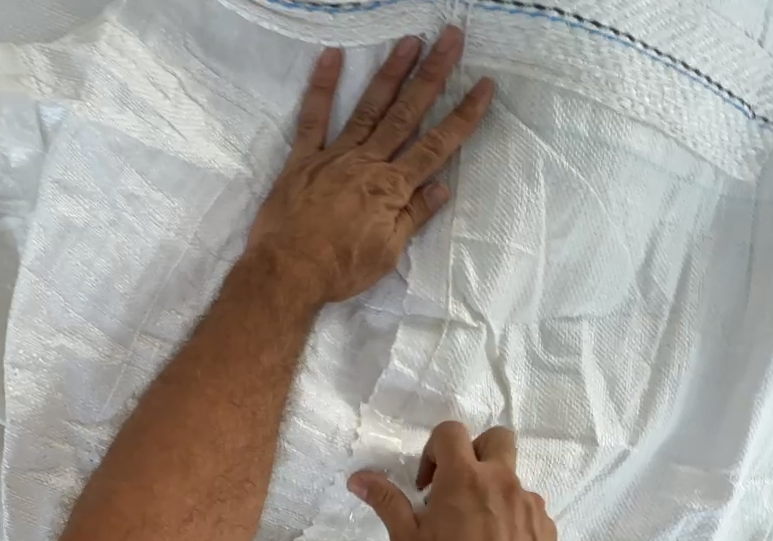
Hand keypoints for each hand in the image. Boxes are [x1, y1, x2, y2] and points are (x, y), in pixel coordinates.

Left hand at [245, 27, 493, 305]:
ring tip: (411, 41)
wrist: (288, 272)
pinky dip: (322, 86)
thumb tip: (442, 188)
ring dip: (391, 72)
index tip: (484, 86)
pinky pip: (313, 119)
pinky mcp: (302, 161)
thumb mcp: (387, 254)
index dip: (462, 117)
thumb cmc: (340, 270)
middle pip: (406, 114)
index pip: (436, 147)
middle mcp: (368, 163)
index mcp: (392, 189)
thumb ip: (413, 218)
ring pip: (369, 108)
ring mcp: (334, 157)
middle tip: (451, 37)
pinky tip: (331, 56)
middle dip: (432, 74)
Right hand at [349, 422, 556, 540]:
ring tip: (475, 529)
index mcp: (464, 478)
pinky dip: (510, 517)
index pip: (451, 432)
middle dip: (475, 452)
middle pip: (496, 437)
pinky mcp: (545, 527)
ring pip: (512, 477)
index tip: (427, 486)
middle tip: (457, 487)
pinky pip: (527, 507)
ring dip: (492, 490)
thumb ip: (386, 501)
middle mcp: (502, 482)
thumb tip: (357, 478)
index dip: (434, 451)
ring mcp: (529, 504)